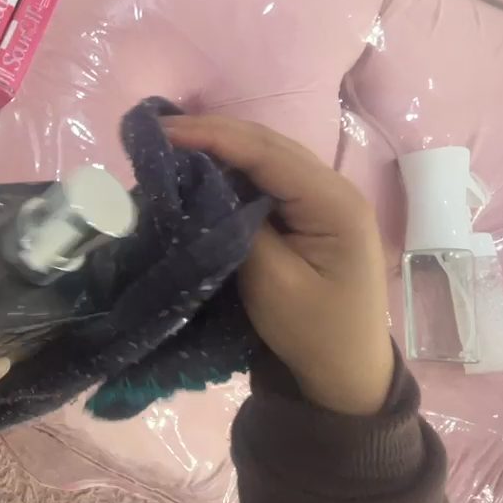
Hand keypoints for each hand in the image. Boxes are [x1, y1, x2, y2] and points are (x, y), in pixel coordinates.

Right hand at [163, 115, 394, 414]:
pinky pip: (264, 177)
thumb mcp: (272, 283)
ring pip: (264, 156)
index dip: (213, 136)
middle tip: (157, 131)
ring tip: (170, 142)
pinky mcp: (305, 213)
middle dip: (211, 132)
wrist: (345, 371)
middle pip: (266, 144)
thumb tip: (203, 188)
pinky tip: (199, 165)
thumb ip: (240, 229)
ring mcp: (320, 199)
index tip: (163, 133)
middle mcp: (331, 188)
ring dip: (219, 145)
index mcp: (332, 202)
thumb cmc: (312, 330)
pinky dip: (229, 166)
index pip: (266, 153)